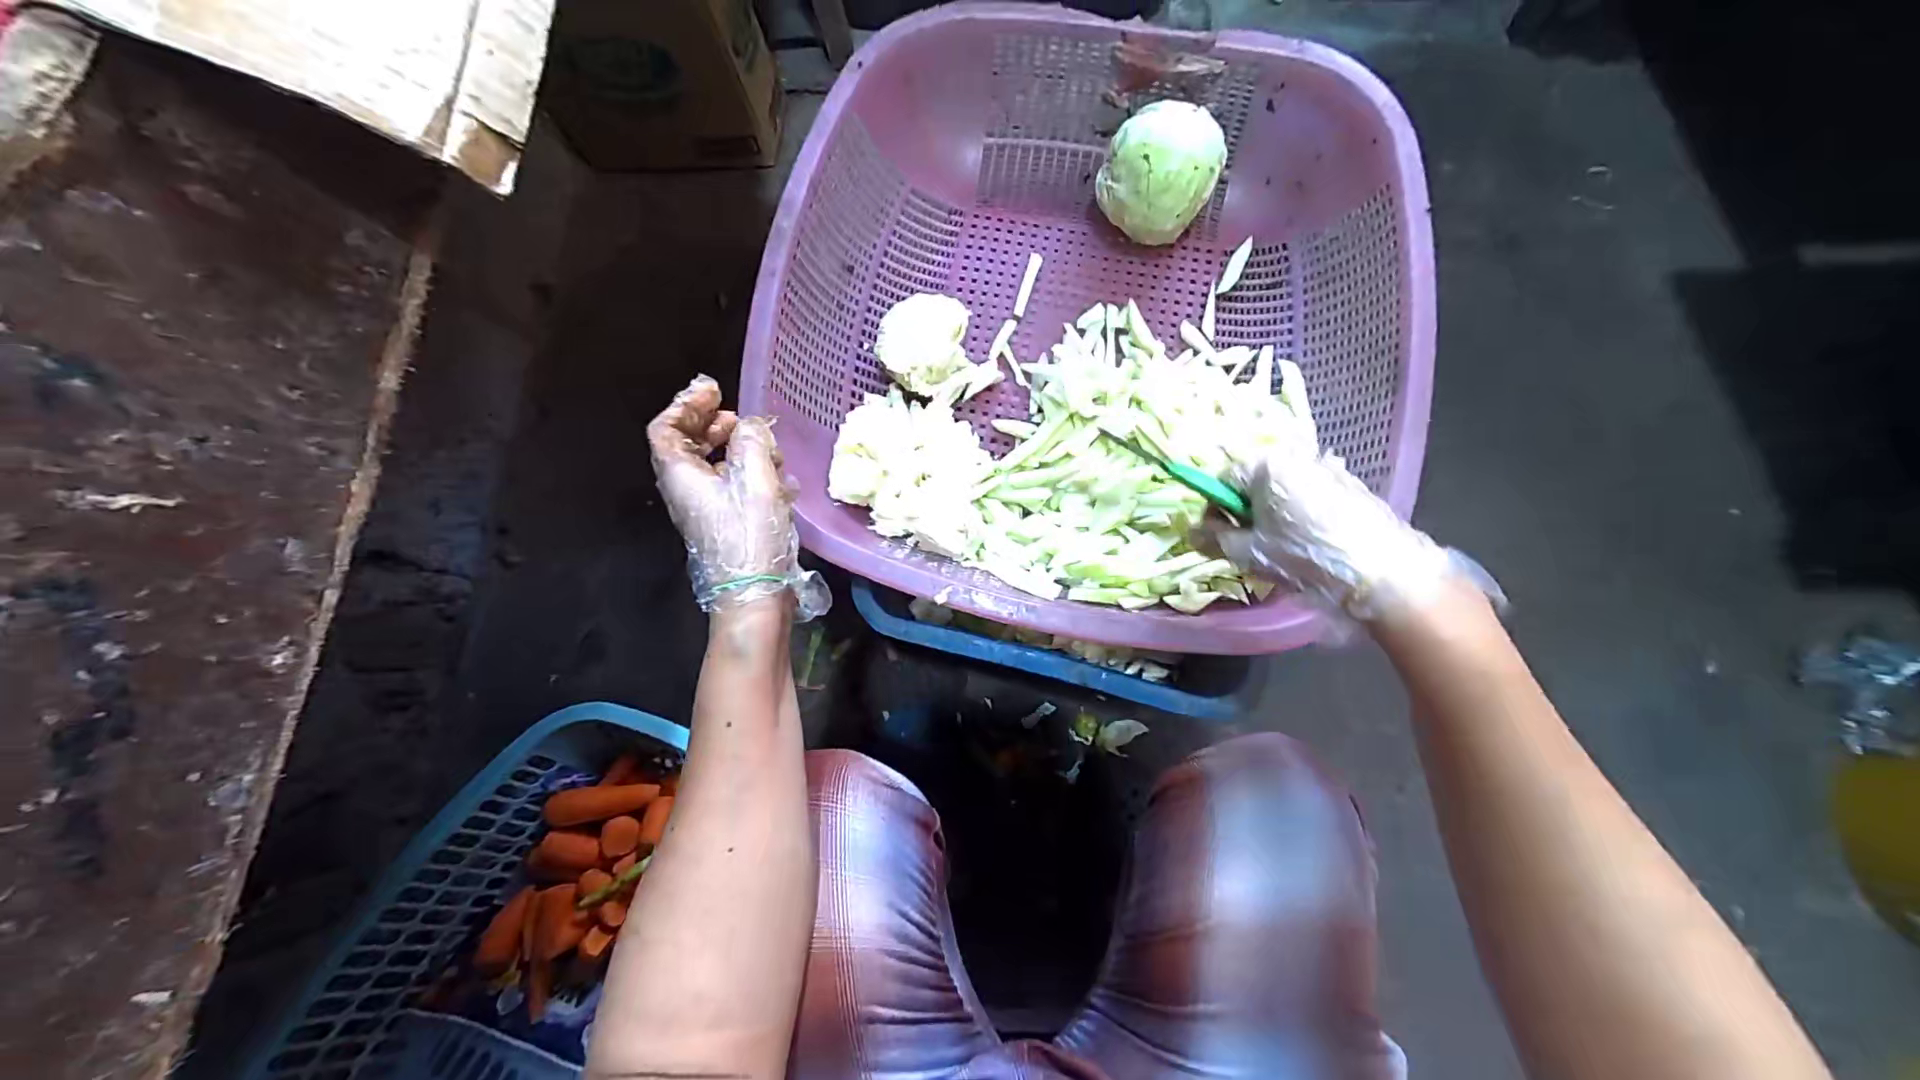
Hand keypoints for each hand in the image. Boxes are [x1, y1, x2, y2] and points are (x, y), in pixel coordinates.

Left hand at [647, 376, 828, 619]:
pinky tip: (773, 476)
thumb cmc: (749, 536)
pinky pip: (725, 484)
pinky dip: (743, 471)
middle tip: (736, 414)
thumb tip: (751, 429)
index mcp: (680, 476)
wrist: (754, 595)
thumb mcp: (756, 479)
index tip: (714, 391)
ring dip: (731, 447)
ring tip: (761, 445)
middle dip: (709, 423)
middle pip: (684, 444)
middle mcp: (684, 490)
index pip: (664, 429)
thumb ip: (752, 441)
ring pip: (707, 464)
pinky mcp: (722, 523)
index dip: (685, 405)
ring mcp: (703, 509)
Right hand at [1206, 441, 1459, 620]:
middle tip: (1254, 546)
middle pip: (1255, 483)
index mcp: (1267, 465)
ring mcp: (1330, 470)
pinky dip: (1304, 515)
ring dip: (1276, 515)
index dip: (1216, 510)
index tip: (1223, 537)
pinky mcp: (1353, 487)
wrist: (1381, 574)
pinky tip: (1316, 545)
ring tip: (1287, 549)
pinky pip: (1312, 496)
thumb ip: (1213, 539)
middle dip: (1248, 512)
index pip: (1223, 479)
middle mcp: (1298, 457)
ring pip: (1284, 491)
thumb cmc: (1304, 557)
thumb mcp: (1248, 553)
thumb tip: (1192, 532)